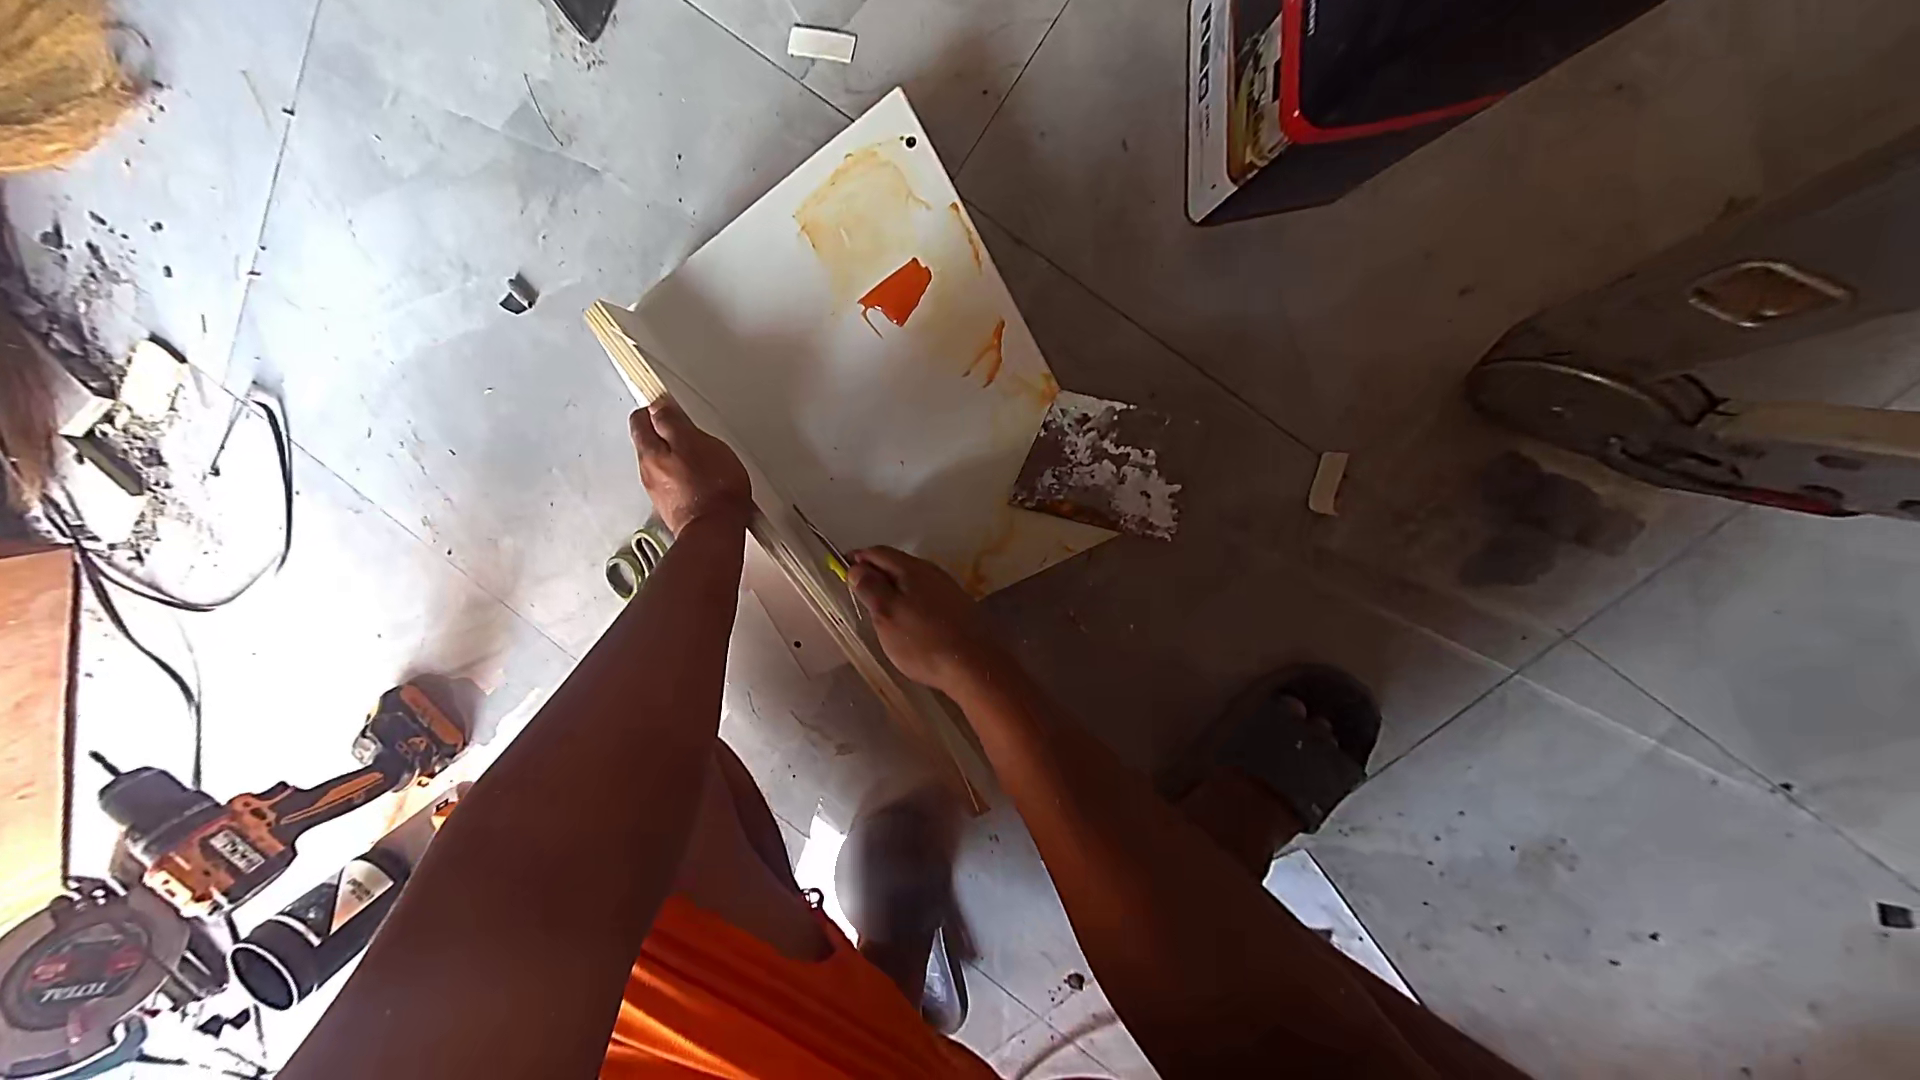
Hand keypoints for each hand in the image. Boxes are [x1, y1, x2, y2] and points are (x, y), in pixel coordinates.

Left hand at [630, 399, 751, 534]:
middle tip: (692, 433)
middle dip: (668, 435)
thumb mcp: (696, 443)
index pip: (640, 420)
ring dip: (679, 459)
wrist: (715, 532)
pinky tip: (706, 482)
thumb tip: (659, 407)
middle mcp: (649, 473)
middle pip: (651, 444)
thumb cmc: (711, 489)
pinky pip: (677, 485)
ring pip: (664, 466)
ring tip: (704, 460)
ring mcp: (661, 493)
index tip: (672, 408)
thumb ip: (673, 422)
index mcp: (650, 452)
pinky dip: (687, 479)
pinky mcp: (675, 508)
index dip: (656, 410)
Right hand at [847, 546, 1000, 694]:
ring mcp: (948, 590)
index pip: (879, 552)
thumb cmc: (924, 641)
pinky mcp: (958, 608)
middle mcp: (932, 572)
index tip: (842, 568)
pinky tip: (908, 620)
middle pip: (897, 564)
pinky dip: (910, 601)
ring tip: (879, 607)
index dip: (858, 557)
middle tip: (858, 590)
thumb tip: (858, 567)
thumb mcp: (887, 615)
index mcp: (912, 569)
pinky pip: (926, 596)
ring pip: (913, 581)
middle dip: (876, 572)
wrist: (975, 666)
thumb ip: (871, 588)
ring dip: (894, 588)